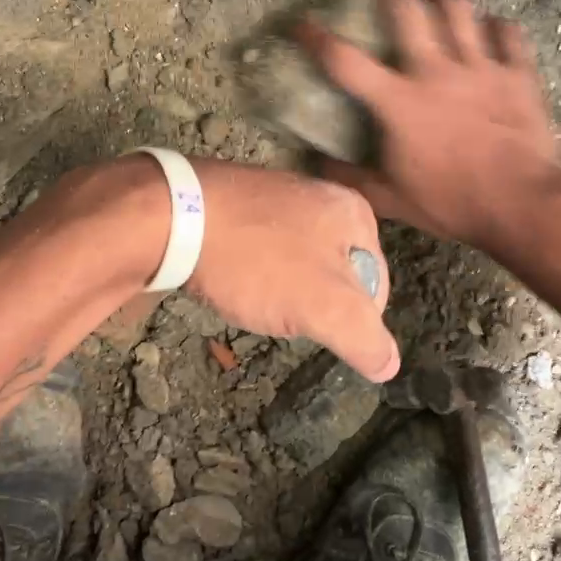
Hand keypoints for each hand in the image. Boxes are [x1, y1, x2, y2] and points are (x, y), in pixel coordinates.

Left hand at [184, 158, 399, 381]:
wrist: (172, 214)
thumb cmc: (256, 260)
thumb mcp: (324, 306)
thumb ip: (364, 337)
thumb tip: (389, 365)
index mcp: (355, 214)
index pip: (377, 287)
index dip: (351, 321)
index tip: (314, 327)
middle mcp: (321, 196)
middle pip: (334, 274)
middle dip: (310, 302)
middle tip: (278, 313)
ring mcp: (278, 194)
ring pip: (295, 263)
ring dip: (277, 289)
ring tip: (249, 295)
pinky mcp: (238, 202)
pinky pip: (259, 248)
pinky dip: (249, 269)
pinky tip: (230, 278)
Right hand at [294, 0, 560, 254]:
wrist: (521, 202)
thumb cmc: (451, 202)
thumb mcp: (390, 199)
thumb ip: (350, 178)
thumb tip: (315, 165)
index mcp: (399, 102)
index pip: (345, 61)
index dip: (315, 38)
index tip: (300, 23)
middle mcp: (435, 72)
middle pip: (408, 9)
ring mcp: (481, 67)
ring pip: (458, 8)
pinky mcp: (517, 73)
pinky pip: (508, 32)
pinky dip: (495, 24)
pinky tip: (489, 25)